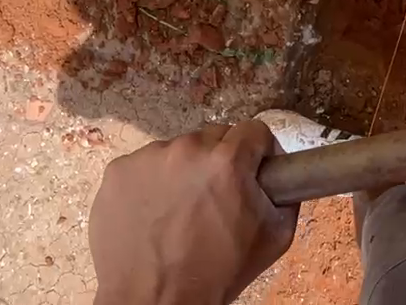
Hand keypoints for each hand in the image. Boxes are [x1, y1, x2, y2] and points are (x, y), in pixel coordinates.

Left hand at [89, 119, 297, 304]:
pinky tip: (153, 215)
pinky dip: (151, 184)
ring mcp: (148, 158)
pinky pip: (145, 166)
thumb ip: (286, 195)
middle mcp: (187, 149)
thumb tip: (281, 172)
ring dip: (184, 172)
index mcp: (227, 160)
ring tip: (179, 212)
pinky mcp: (119, 171)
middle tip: (214, 200)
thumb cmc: (214, 275)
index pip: (253, 131)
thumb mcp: (273, 239)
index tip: (252, 172)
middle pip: (214, 138)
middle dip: (219, 163)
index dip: (256, 153)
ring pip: (178, 151)